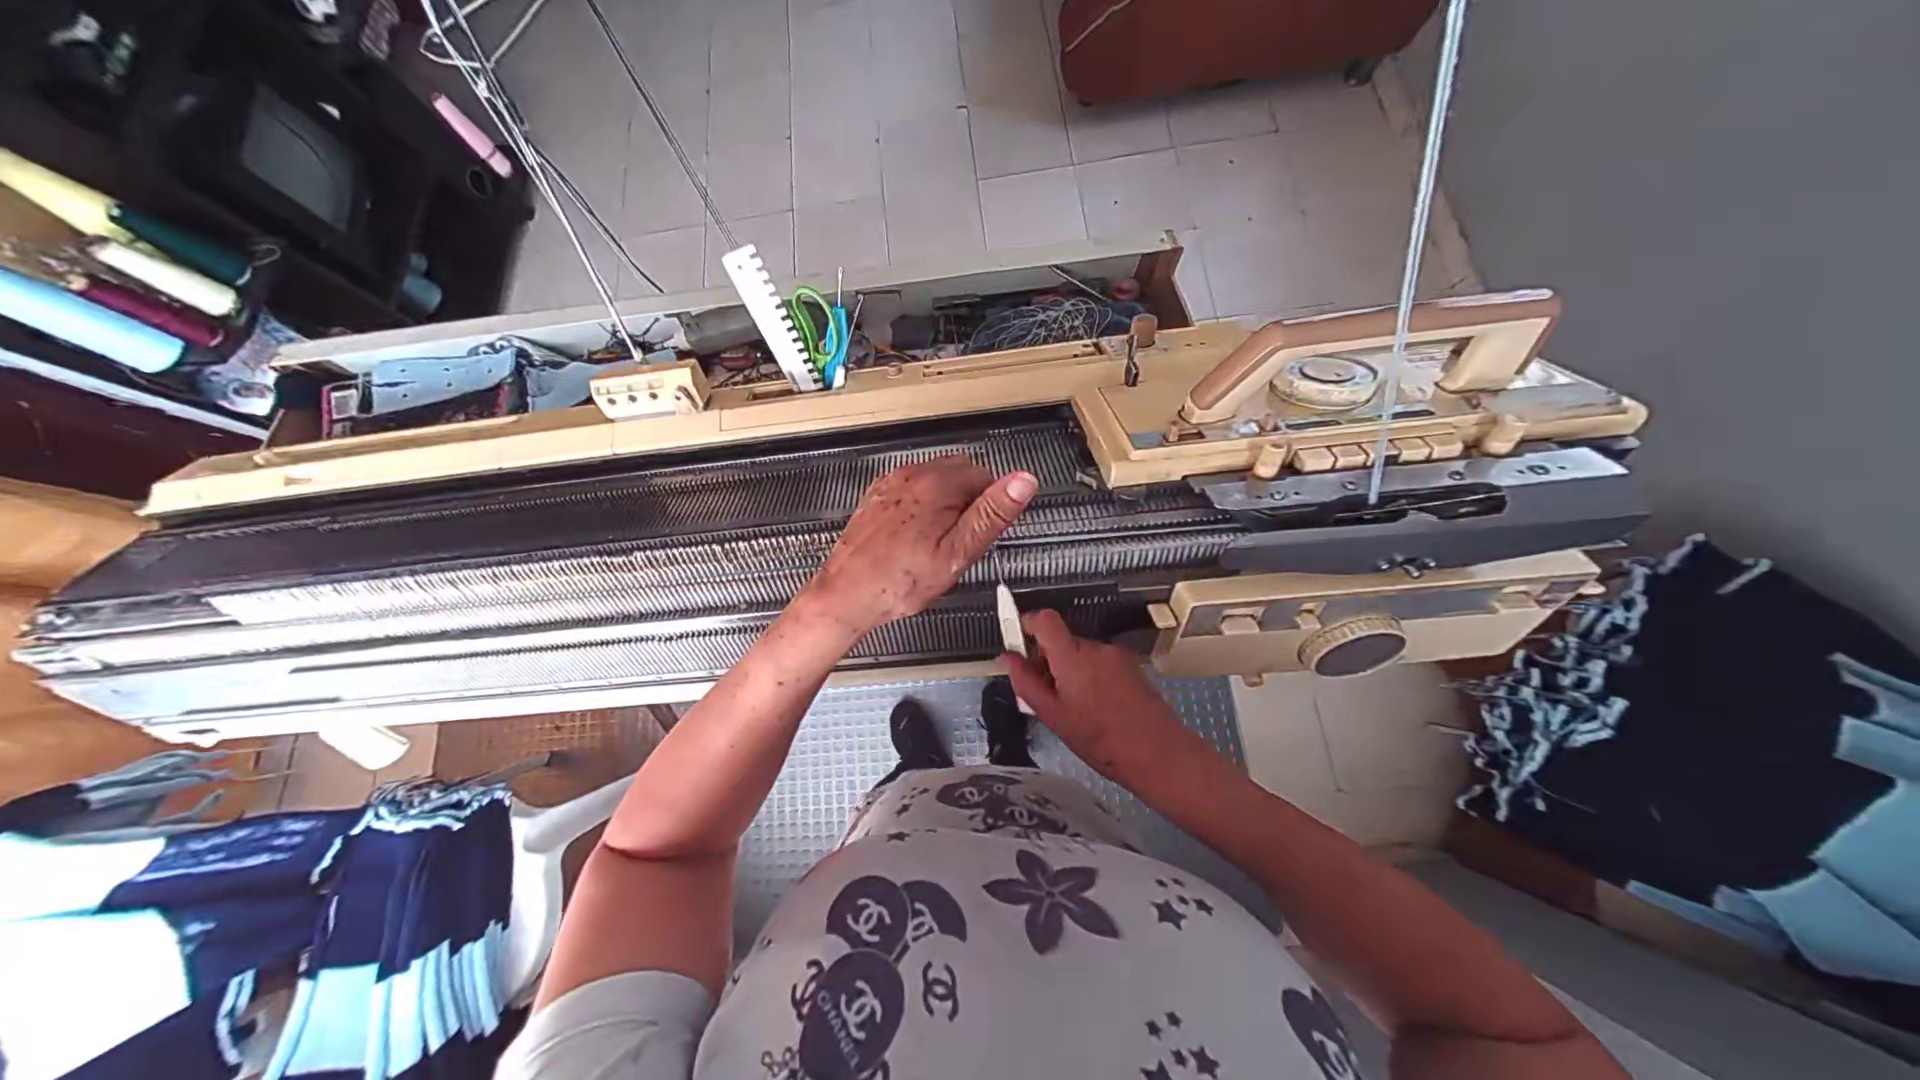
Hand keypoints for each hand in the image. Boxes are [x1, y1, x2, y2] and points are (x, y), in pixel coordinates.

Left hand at [798, 456, 1036, 637]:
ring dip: (945, 503)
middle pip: (961, 473)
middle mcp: (911, 476)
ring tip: (936, 542)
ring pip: (936, 480)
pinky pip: (912, 491)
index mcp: (936, 485)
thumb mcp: (957, 553)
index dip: (990, 507)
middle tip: (960, 540)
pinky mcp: (878, 497)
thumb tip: (1022, 482)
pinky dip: (922, 508)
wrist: (846, 594)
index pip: (986, 476)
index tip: (979, 533)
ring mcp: (891, 484)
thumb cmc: (896, 581)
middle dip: (968, 501)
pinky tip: (915, 538)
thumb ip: (991, 514)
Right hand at [1001, 609, 1205, 781]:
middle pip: (1062, 640)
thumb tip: (1007, 659)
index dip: (1027, 623)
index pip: (1045, 619)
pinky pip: (1099, 661)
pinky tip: (1094, 705)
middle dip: (1048, 659)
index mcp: (1073, 657)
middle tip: (1045, 692)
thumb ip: (1026, 683)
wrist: (1157, 753)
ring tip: (1073, 706)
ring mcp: (1116, 655)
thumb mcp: (1053, 717)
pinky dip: (1089, 675)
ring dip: (1070, 670)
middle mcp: (1096, 648)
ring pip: (1080, 653)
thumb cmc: (1103, 741)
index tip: (1018, 641)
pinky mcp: (1130, 665)